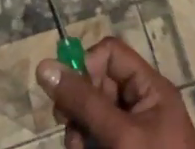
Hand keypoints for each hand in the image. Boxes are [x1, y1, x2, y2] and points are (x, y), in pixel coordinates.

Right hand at [37, 38, 194, 148]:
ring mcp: (132, 130)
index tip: (71, 93)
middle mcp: (141, 103)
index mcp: (151, 88)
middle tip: (70, 127)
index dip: (86, 66)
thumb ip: (83, 101)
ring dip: (78, 130)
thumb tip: (44, 65)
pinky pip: (93, 135)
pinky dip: (84, 144)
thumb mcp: (120, 135)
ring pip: (90, 112)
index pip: (110, 53)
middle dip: (78, 106)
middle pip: (96, 83)